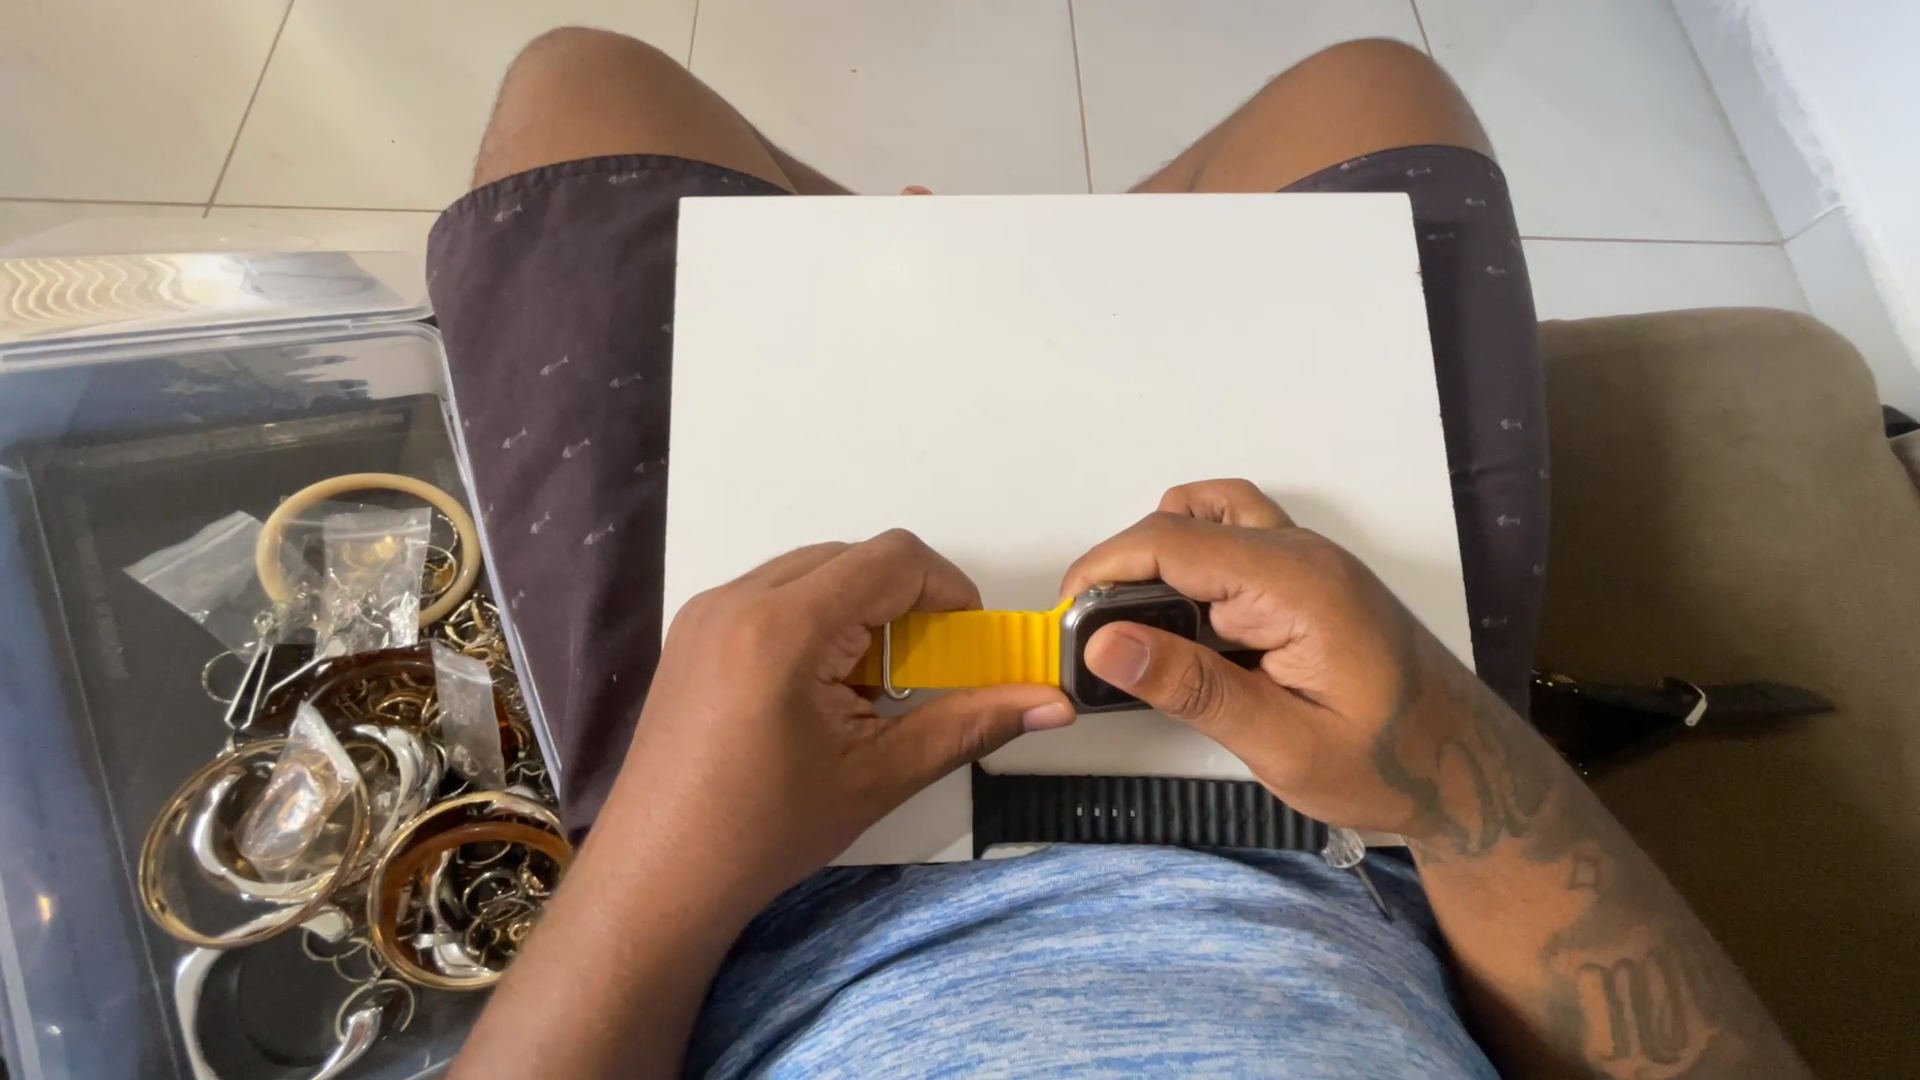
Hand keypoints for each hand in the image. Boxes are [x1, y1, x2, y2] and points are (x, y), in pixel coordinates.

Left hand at [609, 529, 1073, 907]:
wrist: (657, 877)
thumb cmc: (766, 833)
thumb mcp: (881, 775)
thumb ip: (972, 724)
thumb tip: (1052, 703)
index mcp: (785, 629)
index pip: (891, 558)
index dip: (946, 586)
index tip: (968, 634)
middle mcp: (739, 598)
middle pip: (854, 556)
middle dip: (905, 598)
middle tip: (923, 665)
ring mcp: (709, 609)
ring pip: (815, 568)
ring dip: (860, 605)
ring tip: (868, 679)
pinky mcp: (696, 627)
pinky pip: (777, 589)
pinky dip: (818, 614)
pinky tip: (819, 682)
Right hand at [1060, 479, 1489, 839]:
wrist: (1471, 772)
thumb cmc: (1389, 768)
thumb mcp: (1284, 745)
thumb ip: (1193, 689)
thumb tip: (1105, 643)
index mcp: (1295, 585)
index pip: (1173, 543)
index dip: (1105, 568)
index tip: (1067, 615)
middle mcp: (1300, 553)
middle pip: (1184, 522)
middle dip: (1123, 566)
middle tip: (1094, 629)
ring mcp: (1306, 558)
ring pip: (1210, 512)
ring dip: (1158, 550)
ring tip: (1133, 614)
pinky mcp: (1305, 574)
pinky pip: (1235, 531)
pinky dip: (1193, 551)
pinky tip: (1184, 607)